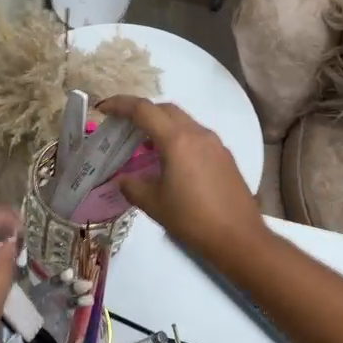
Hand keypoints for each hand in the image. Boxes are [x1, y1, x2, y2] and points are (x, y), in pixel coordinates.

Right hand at [99, 96, 261, 257]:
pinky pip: (196, 137)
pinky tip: (171, 162)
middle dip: (142, 112)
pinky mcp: (224, 156)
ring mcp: (215, 143)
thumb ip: (132, 187)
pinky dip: (178, 139)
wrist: (238, 237)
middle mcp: (198, 134)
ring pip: (183, 122)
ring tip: (145, 146)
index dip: (120, 105)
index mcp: (177, 141)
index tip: (103, 109)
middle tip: (124, 127)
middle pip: (166, 109)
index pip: (144, 110)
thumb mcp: (154, 204)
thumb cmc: (193, 219)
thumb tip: (123, 180)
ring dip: (161, 126)